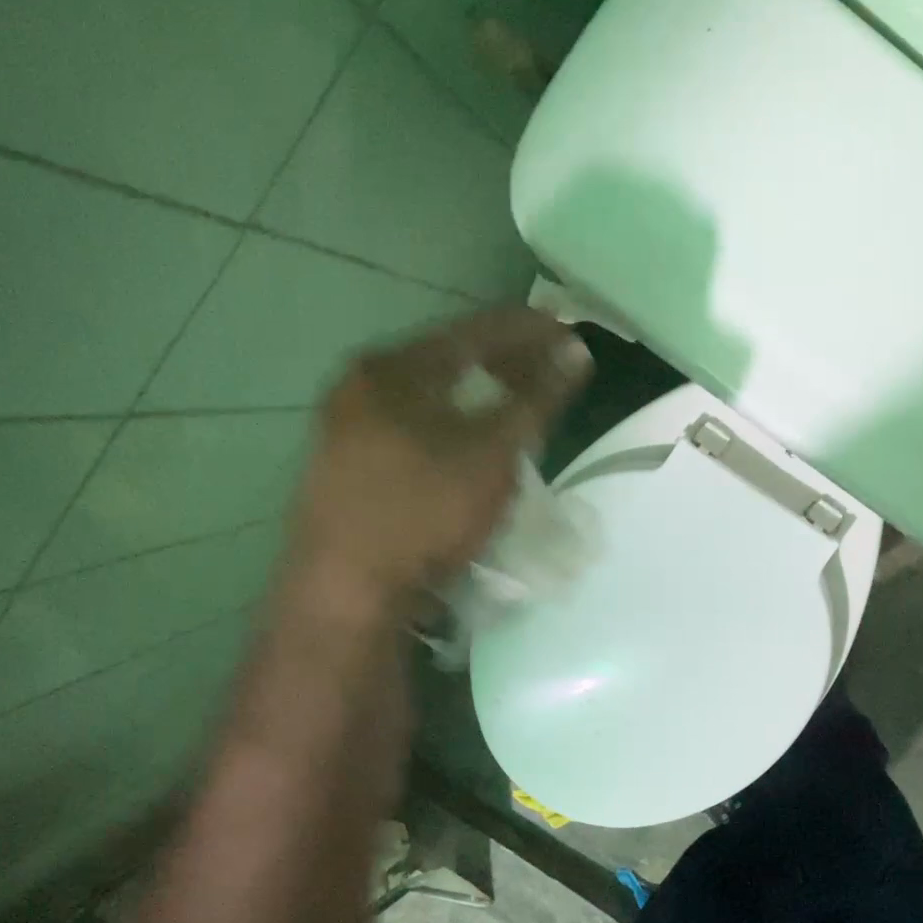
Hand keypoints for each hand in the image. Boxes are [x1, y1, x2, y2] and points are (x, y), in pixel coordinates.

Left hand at [292, 308, 589, 602]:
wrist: (346, 593)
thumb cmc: (424, 512)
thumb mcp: (494, 453)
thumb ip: (537, 397)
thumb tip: (576, 350)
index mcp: (392, 368)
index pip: (475, 331)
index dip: (530, 329)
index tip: (572, 332)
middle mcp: (361, 384)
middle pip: (449, 359)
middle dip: (507, 362)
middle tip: (554, 368)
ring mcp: (346, 426)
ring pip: (431, 396)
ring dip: (481, 395)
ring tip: (523, 403)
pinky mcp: (347, 464)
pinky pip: (414, 425)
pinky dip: (454, 422)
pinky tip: (475, 440)